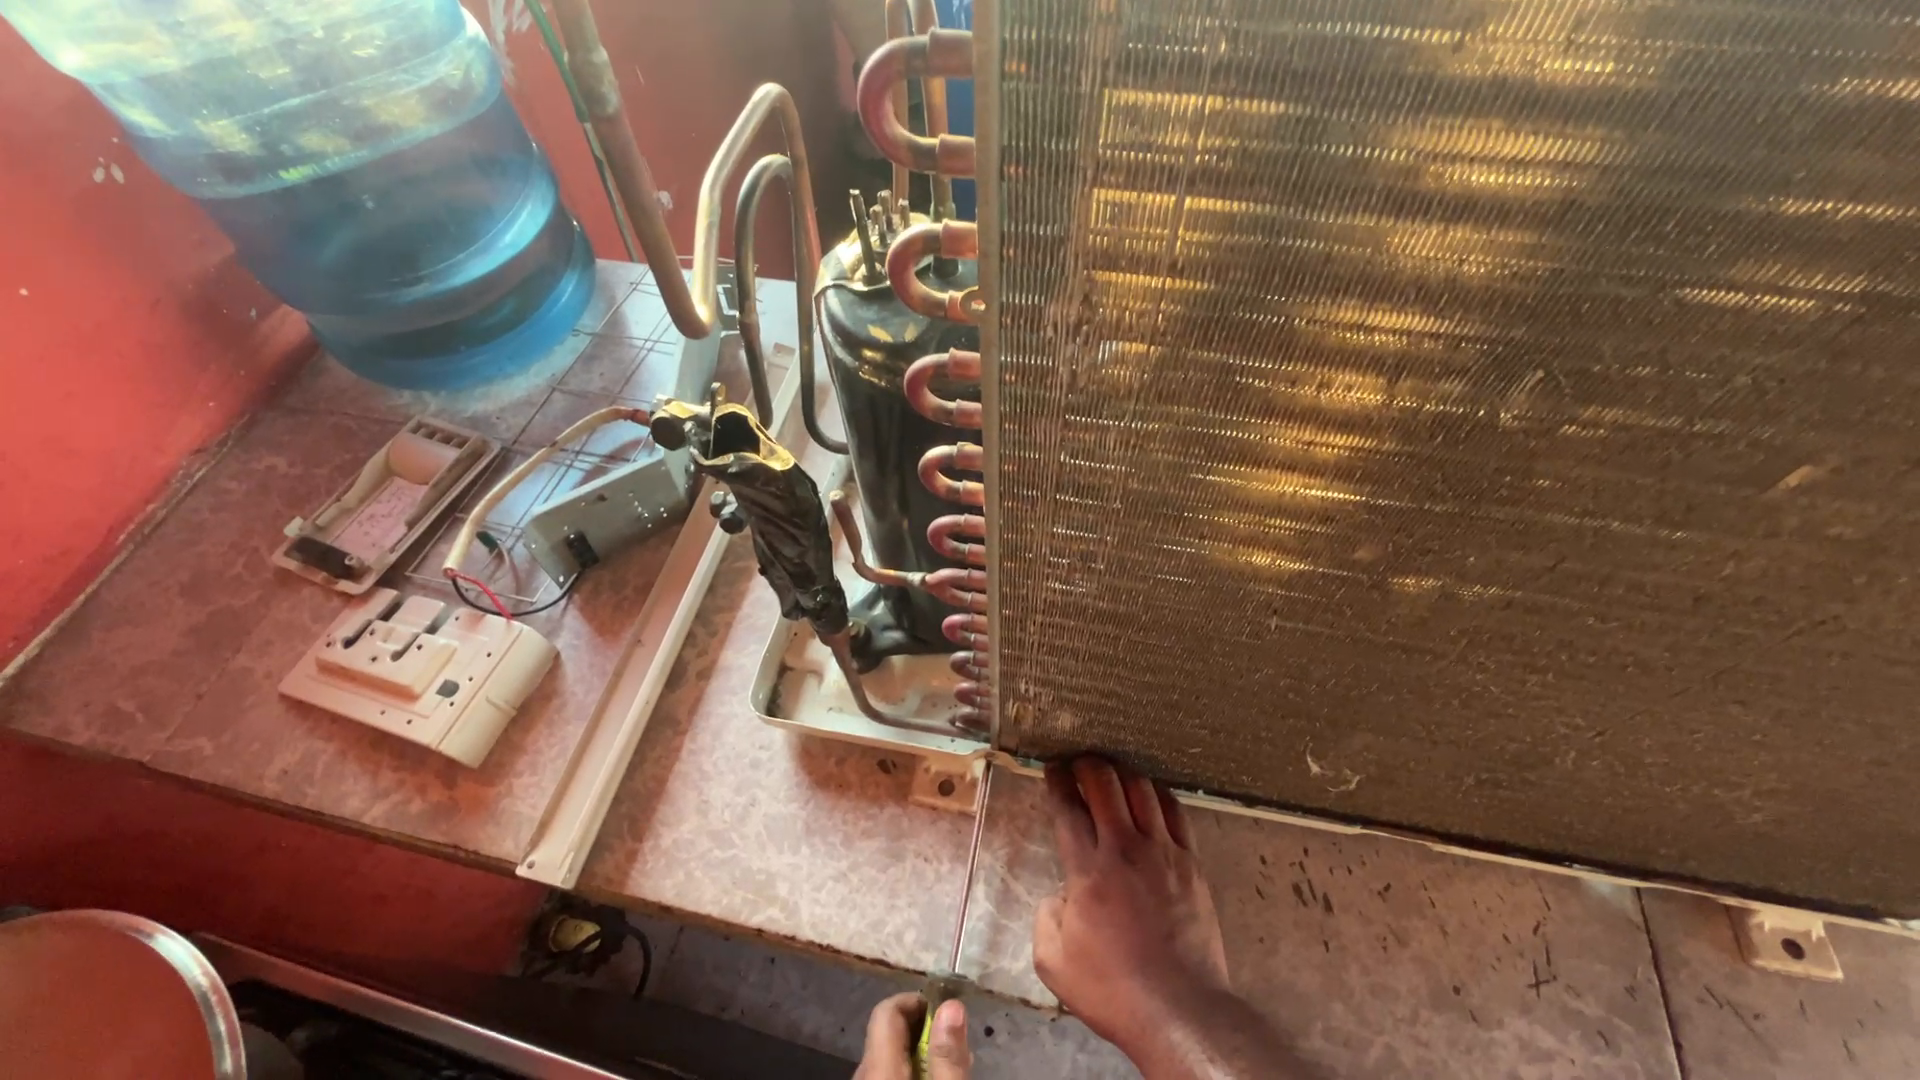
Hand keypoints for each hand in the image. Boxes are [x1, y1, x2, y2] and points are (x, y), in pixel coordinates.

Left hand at [854, 991, 970, 1078]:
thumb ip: (947, 1055)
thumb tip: (952, 1004)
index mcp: (877, 1067)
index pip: (887, 1009)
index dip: (919, 1002)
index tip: (948, 1013)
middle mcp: (862, 1073)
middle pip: (889, 1031)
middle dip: (924, 1029)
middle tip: (956, 1046)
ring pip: (888, 1053)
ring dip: (919, 1051)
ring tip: (949, 1067)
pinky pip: (885, 1071)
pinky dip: (909, 1069)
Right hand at [1033, 758, 1229, 1055]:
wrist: (1180, 1010)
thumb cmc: (1112, 989)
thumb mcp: (1052, 961)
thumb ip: (1045, 916)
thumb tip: (1060, 894)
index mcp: (1088, 870)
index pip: (1068, 807)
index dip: (1057, 780)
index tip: (1052, 768)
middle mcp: (1125, 849)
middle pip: (1106, 783)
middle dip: (1087, 764)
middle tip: (1079, 762)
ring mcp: (1164, 853)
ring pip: (1143, 789)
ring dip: (1123, 773)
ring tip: (1112, 773)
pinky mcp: (1191, 864)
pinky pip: (1175, 812)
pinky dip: (1157, 794)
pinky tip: (1149, 795)